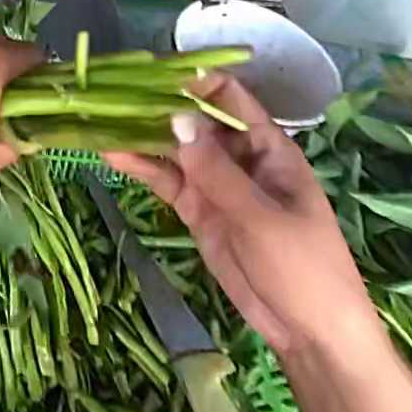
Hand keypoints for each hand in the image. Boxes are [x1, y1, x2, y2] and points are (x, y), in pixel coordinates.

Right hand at [108, 75, 380, 357]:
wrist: (311, 334)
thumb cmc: (303, 266)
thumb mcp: (261, 217)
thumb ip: (217, 170)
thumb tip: (177, 119)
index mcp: (266, 146)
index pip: (228, 98)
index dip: (193, 82)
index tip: (152, 77)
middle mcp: (238, 156)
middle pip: (194, 120)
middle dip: (157, 107)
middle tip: (111, 98)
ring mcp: (217, 184)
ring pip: (175, 150)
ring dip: (142, 137)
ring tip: (100, 122)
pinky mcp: (199, 210)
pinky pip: (168, 181)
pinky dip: (143, 168)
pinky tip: (113, 156)